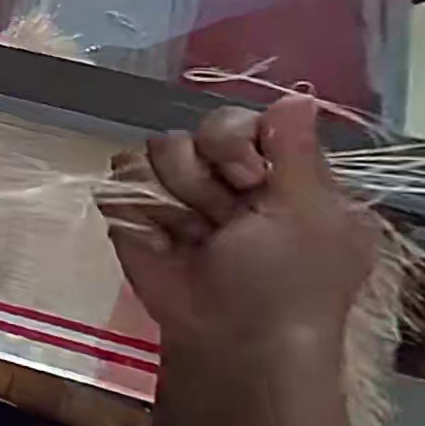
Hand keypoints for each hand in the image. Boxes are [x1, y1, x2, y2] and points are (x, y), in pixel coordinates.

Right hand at [98, 96, 378, 358]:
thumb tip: (296, 95)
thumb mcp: (310, 214)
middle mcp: (218, 175)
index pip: (236, 121)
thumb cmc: (286, 278)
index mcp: (271, 171)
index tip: (250, 179)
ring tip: (191, 233)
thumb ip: (296, 153)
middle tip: (224, 216)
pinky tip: (158, 236)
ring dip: (169, 196)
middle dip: (201, 176)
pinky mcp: (129, 211)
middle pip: (186, 134)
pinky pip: (113, 182)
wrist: (227, 330)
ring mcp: (169, 193)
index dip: (233, 141)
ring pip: (145, 155)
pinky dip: (133, 207)